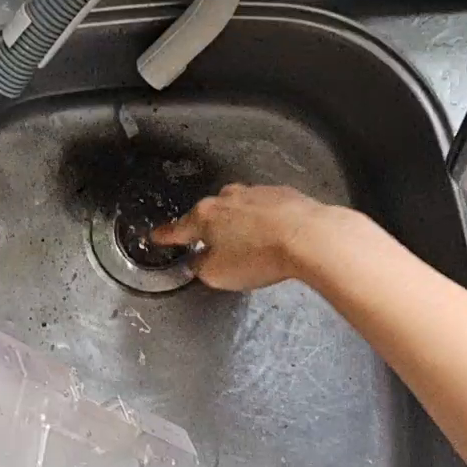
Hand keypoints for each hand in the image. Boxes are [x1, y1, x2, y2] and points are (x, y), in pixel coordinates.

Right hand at [151, 183, 338, 290]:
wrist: (310, 237)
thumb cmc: (259, 256)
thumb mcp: (217, 274)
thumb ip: (201, 267)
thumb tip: (199, 261)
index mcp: (204, 216)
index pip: (178, 229)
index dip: (165, 236)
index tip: (156, 236)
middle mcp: (227, 198)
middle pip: (210, 216)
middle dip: (210, 230)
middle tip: (215, 249)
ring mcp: (256, 192)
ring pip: (239, 210)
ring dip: (240, 225)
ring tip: (252, 247)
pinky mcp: (284, 194)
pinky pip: (266, 209)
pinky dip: (265, 222)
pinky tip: (275, 237)